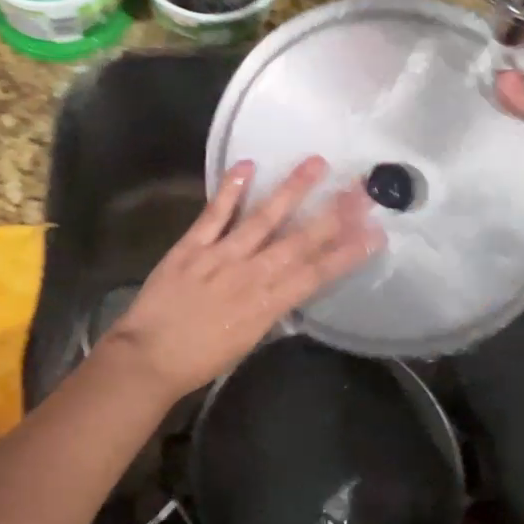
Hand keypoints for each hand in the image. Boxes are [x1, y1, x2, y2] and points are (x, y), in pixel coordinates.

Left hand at [99, 156, 383, 398]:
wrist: (148, 359)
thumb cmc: (200, 360)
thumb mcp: (246, 341)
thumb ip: (268, 309)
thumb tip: (289, 285)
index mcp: (267, 306)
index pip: (316, 274)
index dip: (347, 253)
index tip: (374, 232)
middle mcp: (250, 276)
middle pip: (299, 241)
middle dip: (333, 215)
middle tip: (360, 189)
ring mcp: (220, 257)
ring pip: (263, 219)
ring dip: (291, 190)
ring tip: (316, 164)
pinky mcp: (191, 247)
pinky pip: (214, 214)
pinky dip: (231, 189)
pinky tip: (248, 165)